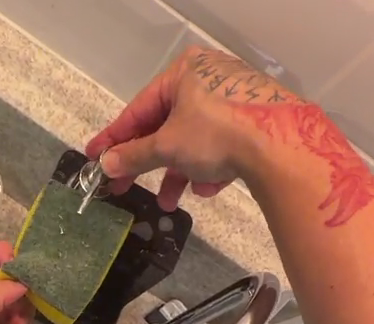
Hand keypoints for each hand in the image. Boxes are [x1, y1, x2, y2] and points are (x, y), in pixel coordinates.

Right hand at [85, 46, 299, 211]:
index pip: (138, 109)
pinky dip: (207, 167)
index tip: (94, 157)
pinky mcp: (250, 120)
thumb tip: (105, 164)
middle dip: (148, 164)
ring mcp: (231, 99)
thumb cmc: (215, 134)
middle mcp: (207, 78)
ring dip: (177, 174)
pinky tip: (209, 184)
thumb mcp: (166, 147)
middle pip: (165, 127)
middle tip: (124, 189)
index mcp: (183, 72)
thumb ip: (133, 156)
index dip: (114, 138)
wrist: (279, 143)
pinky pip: (216, 146)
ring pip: (191, 141)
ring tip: (170, 201)